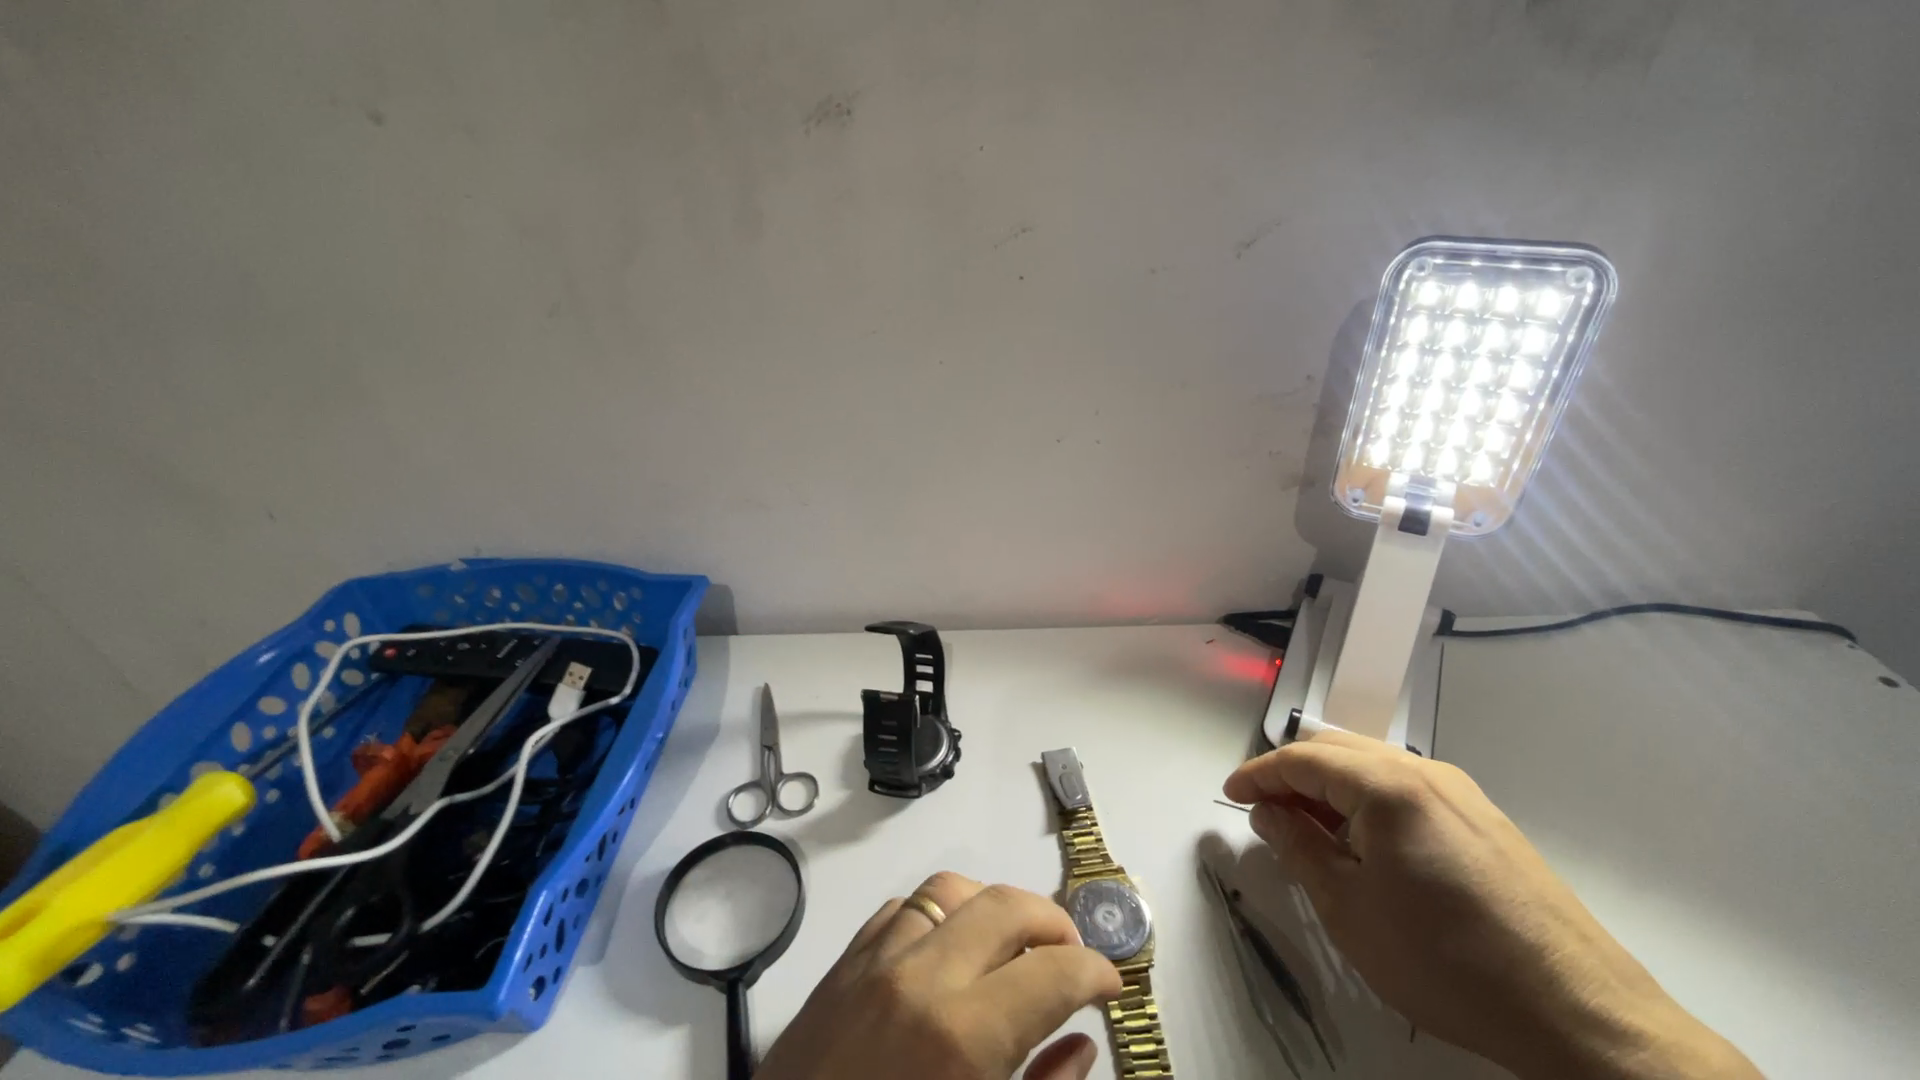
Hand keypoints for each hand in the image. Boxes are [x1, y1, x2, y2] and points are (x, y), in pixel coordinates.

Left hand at [757, 872, 1122, 1079]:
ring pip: (950, 891)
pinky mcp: (841, 965)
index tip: (1109, 986)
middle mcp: (920, 978)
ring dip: (993, 907)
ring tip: (1011, 945)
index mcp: (961, 1035)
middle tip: (1070, 961)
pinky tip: (948, 950)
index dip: (1096, 973)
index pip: (1054, 972)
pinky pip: (900, 908)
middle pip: (1006, 907)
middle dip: (1054, 925)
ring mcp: (874, 962)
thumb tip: (1078, 1045)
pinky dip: (938, 916)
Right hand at [1225, 730, 1760, 1079]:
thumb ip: (1299, 849)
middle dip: (1292, 773)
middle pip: (1339, 750)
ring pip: (1375, 766)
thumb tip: (1269, 812)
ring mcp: (1463, 794)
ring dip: (1331, 786)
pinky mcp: (1485, 821)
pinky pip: (1407, 789)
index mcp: (1388, 786)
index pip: (1303, 759)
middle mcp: (1427, 774)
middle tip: (1264, 812)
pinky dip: (1368, 800)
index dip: (1259, 774)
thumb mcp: (1349, 910)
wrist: (1575, 1010)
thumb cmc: (1446, 962)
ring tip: (1308, 830)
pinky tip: (1363, 843)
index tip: (1230, 794)